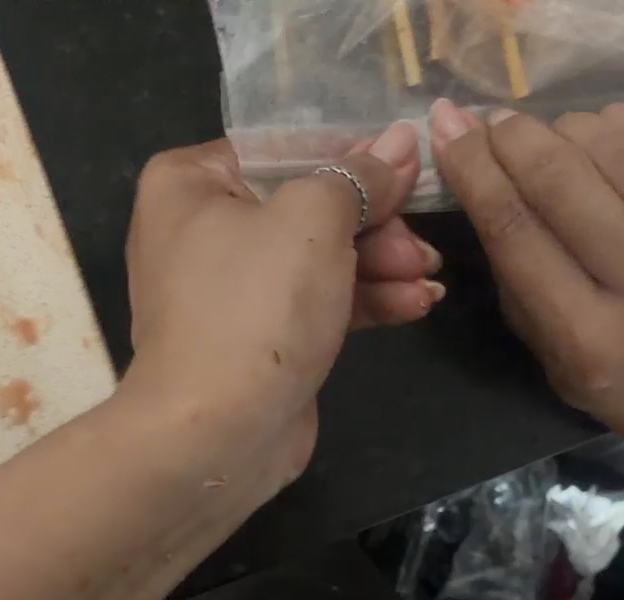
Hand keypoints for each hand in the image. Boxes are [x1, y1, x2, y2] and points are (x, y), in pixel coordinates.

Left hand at [119, 126, 434, 490]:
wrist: (217, 433)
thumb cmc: (255, 308)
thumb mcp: (313, 220)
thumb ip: (359, 178)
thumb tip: (401, 143)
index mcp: (191, 184)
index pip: (283, 151)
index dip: (352, 159)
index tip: (410, 168)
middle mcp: (202, 233)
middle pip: (306, 210)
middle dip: (375, 226)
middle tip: (423, 242)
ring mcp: (231, 295)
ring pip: (317, 262)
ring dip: (380, 267)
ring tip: (431, 279)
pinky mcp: (259, 343)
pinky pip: (315, 306)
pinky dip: (363, 303)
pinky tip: (415, 305)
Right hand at [431, 99, 623, 462]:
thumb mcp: (554, 359)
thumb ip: (520, 285)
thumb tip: (487, 188)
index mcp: (591, 339)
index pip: (519, 235)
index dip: (476, 176)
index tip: (449, 136)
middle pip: (565, 185)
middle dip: (515, 141)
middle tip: (491, 122)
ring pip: (619, 150)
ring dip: (568, 128)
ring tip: (545, 133)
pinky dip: (622, 123)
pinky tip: (597, 129)